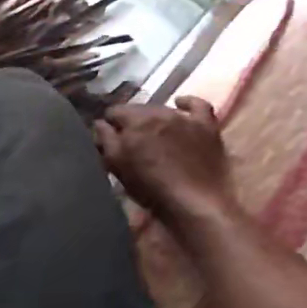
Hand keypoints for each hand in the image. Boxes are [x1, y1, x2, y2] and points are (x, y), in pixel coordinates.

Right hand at [93, 97, 233, 221]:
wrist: (195, 204)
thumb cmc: (151, 188)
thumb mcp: (117, 166)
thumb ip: (105, 140)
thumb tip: (99, 123)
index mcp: (134, 121)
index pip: (114, 111)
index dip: (109, 125)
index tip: (109, 139)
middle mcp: (159, 112)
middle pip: (138, 108)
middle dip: (131, 122)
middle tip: (131, 141)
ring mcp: (185, 118)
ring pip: (163, 108)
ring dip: (154, 118)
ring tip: (153, 135)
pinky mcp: (207, 127)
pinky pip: (198, 105)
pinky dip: (187, 103)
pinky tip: (181, 104)